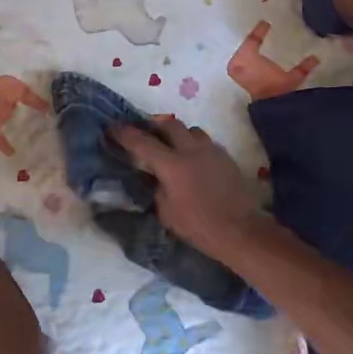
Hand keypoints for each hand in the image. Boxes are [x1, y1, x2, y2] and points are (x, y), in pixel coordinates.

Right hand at [110, 119, 268, 258]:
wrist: (240, 230)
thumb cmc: (198, 226)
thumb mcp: (166, 212)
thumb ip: (156, 188)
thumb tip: (153, 176)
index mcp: (171, 164)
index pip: (141, 142)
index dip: (124, 133)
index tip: (112, 128)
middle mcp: (191, 150)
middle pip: (169, 123)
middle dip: (154, 126)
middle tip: (145, 135)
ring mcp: (211, 151)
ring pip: (191, 130)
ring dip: (178, 134)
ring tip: (172, 147)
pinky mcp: (226, 157)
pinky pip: (206, 142)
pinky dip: (194, 145)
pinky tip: (193, 161)